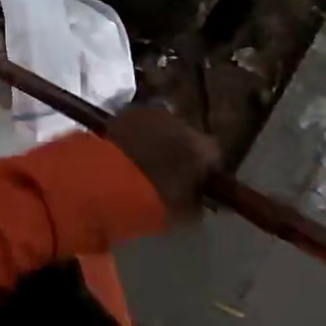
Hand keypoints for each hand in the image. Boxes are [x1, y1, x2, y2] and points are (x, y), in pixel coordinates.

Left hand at [104, 103, 220, 220]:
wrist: (111, 182)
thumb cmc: (156, 201)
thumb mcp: (187, 213)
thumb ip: (198, 201)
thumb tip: (198, 196)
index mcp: (204, 148)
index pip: (214, 157)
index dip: (207, 170)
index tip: (198, 183)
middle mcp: (183, 123)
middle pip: (188, 136)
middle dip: (181, 150)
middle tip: (170, 171)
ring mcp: (153, 114)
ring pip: (163, 126)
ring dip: (158, 139)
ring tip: (145, 159)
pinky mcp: (127, 112)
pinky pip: (139, 122)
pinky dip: (137, 133)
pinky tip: (128, 150)